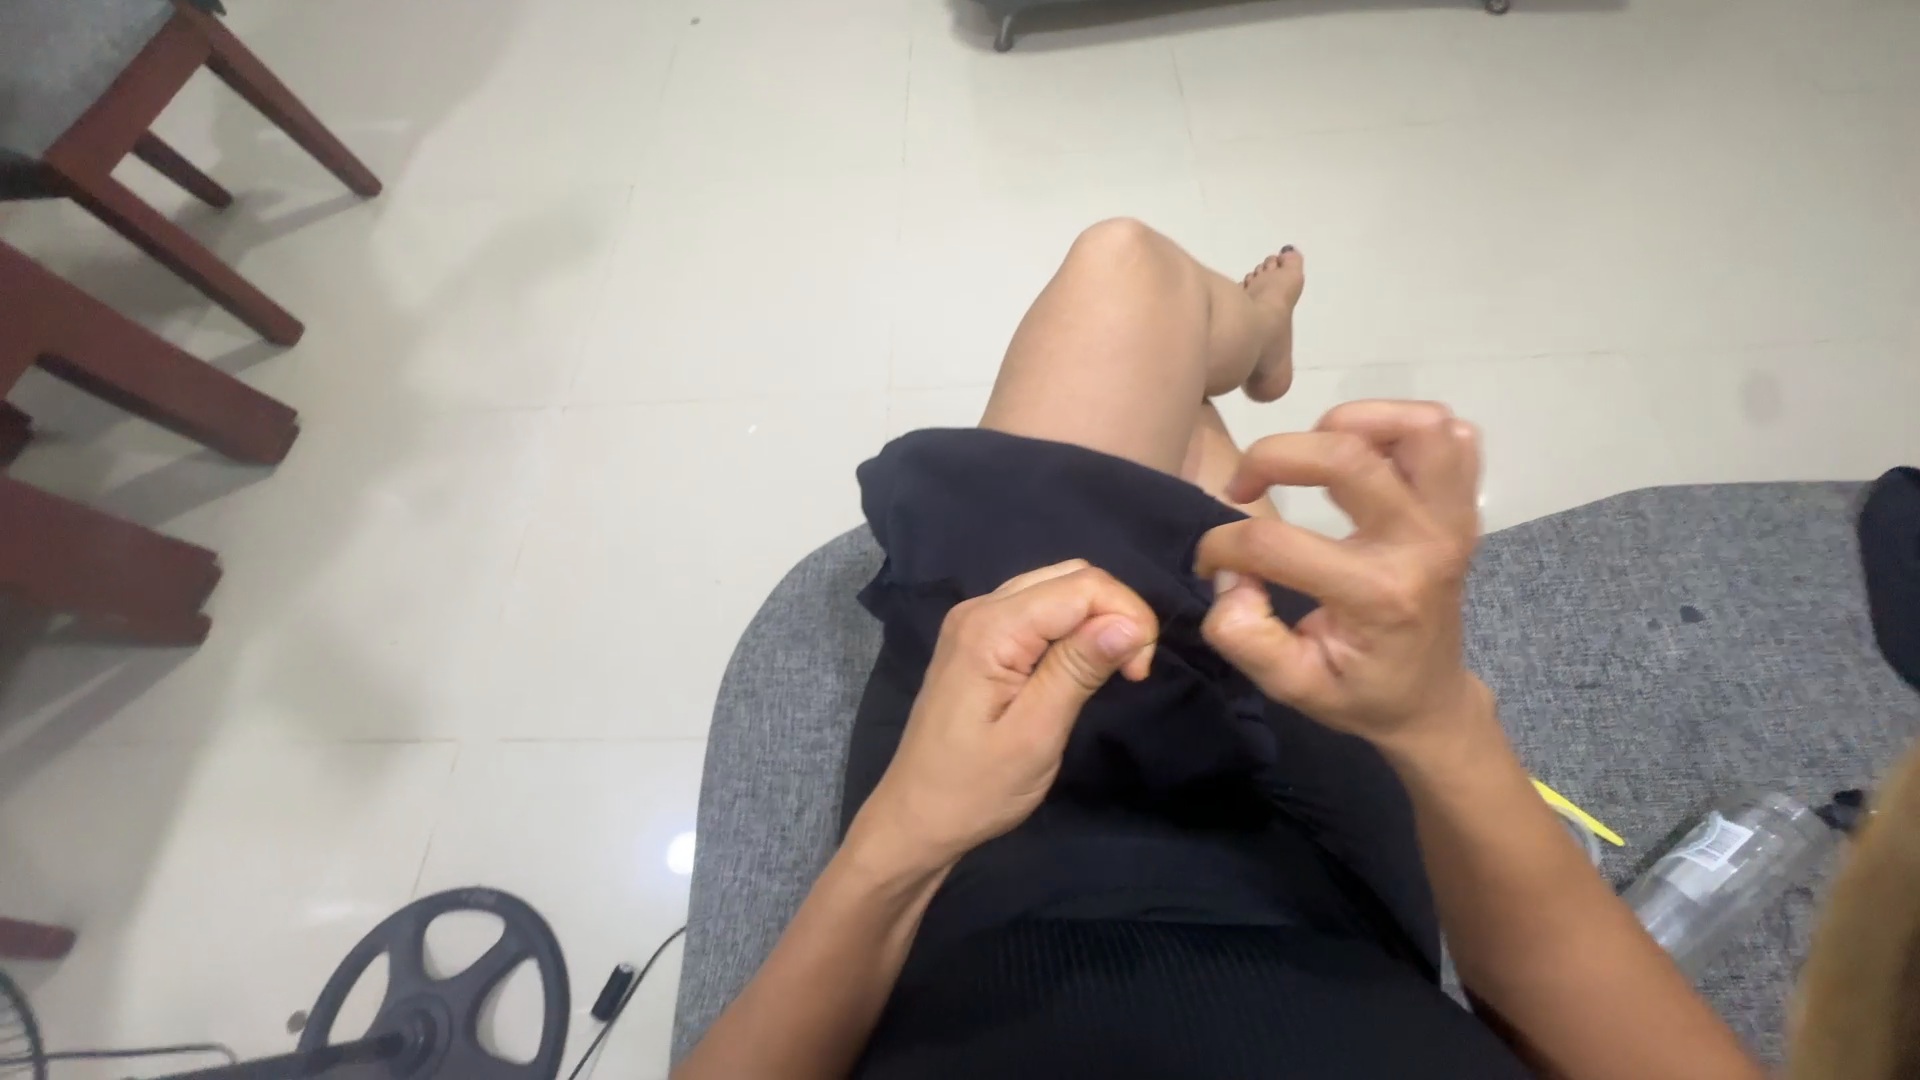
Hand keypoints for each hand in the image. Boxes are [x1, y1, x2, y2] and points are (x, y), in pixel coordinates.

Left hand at [850, 561, 1158, 873]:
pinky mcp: (977, 637)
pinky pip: (1036, 609)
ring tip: (1112, 670)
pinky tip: (1078, 664)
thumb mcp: (1036, 734)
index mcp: (991, 627)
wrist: (916, 815)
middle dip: (1115, 612)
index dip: (1127, 615)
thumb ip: (1079, 670)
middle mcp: (979, 608)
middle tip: (1131, 672)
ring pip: (1055, 588)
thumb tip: (1131, 624)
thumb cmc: (975, 788)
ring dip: (1095, 618)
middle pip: (1070, 577)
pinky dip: (1069, 626)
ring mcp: (974, 620)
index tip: (1139, 673)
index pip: (1082, 585)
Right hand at [1194, 401, 1485, 748]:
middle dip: (1271, 455)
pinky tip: (1359, 456)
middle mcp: (1422, 545)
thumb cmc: (1355, 692)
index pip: (1275, 543)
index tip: (1210, 565)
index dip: (1221, 546)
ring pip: (1417, 428)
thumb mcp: (1289, 686)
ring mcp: (1451, 520)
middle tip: (1243, 486)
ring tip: (1308, 458)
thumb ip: (1245, 637)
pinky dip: (1395, 427)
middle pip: (1347, 456)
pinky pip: (1445, 435)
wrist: (1428, 698)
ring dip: (1347, 425)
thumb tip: (1230, 576)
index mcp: (1376, 596)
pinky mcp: (1461, 506)